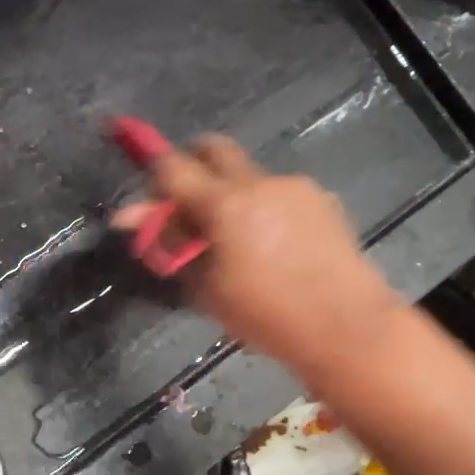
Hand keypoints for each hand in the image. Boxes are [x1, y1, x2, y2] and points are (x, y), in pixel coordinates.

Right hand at [113, 135, 402, 386]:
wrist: (344, 325)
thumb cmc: (263, 315)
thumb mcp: (203, 287)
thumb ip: (167, 245)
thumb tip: (130, 218)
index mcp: (224, 204)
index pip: (172, 167)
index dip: (149, 168)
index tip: (139, 179)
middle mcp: (259, 183)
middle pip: (213, 149)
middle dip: (191, 163)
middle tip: (180, 202)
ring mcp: (294, 187)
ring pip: (246, 175)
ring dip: (227, 194)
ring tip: (228, 242)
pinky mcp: (321, 200)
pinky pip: (276, 193)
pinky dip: (258, 209)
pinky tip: (265, 247)